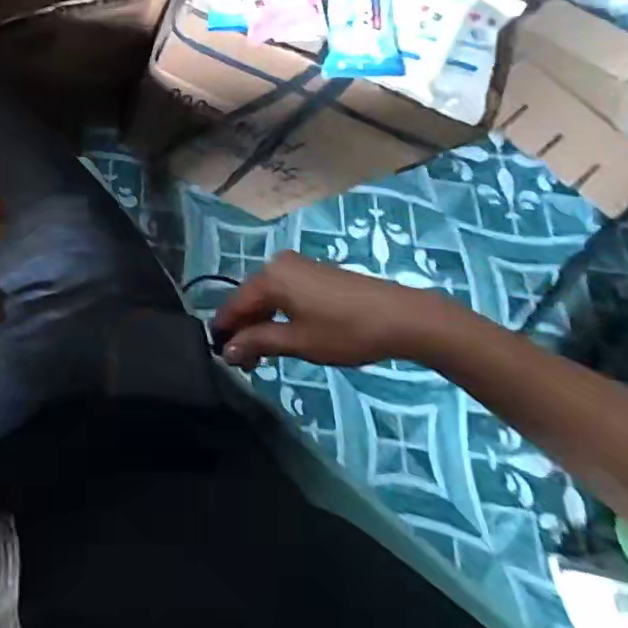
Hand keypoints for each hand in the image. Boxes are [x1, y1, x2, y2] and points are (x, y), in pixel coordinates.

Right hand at [211, 252, 470, 368]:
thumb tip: (226, 350)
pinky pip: (283, 291)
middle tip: (247, 363)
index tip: (223, 359)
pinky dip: (278, 312)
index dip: (225, 332)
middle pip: (249, 299)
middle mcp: (276, 264)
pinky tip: (286, 334)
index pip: (233, 306)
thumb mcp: (298, 342)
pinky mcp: (314, 272)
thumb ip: (258, 342)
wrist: (404, 317)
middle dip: (245, 329)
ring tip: (267, 354)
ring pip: (266, 296)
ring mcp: (297, 265)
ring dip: (262, 323)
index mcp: (268, 277)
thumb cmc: (347, 331)